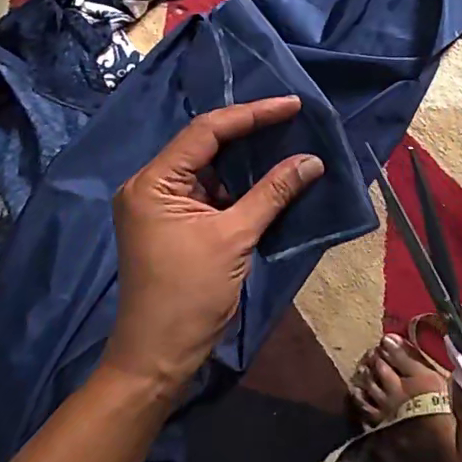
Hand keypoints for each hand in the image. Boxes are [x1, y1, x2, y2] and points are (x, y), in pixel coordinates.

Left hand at [105, 96, 324, 392]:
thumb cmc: (190, 296)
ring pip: (208, 171)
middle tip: (291, 118)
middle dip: (249, 134)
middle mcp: (149, 186)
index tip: (292, 104)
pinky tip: (268, 178)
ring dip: (245, 162)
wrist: (158, 356)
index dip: (252, 114)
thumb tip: (312, 160)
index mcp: (153, 182)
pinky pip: (208, 194)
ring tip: (286, 141)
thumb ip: (272, 194)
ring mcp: (159, 207)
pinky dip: (237, 188)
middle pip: (204, 146)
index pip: (206, 132)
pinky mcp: (171, 226)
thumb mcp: (234, 239)